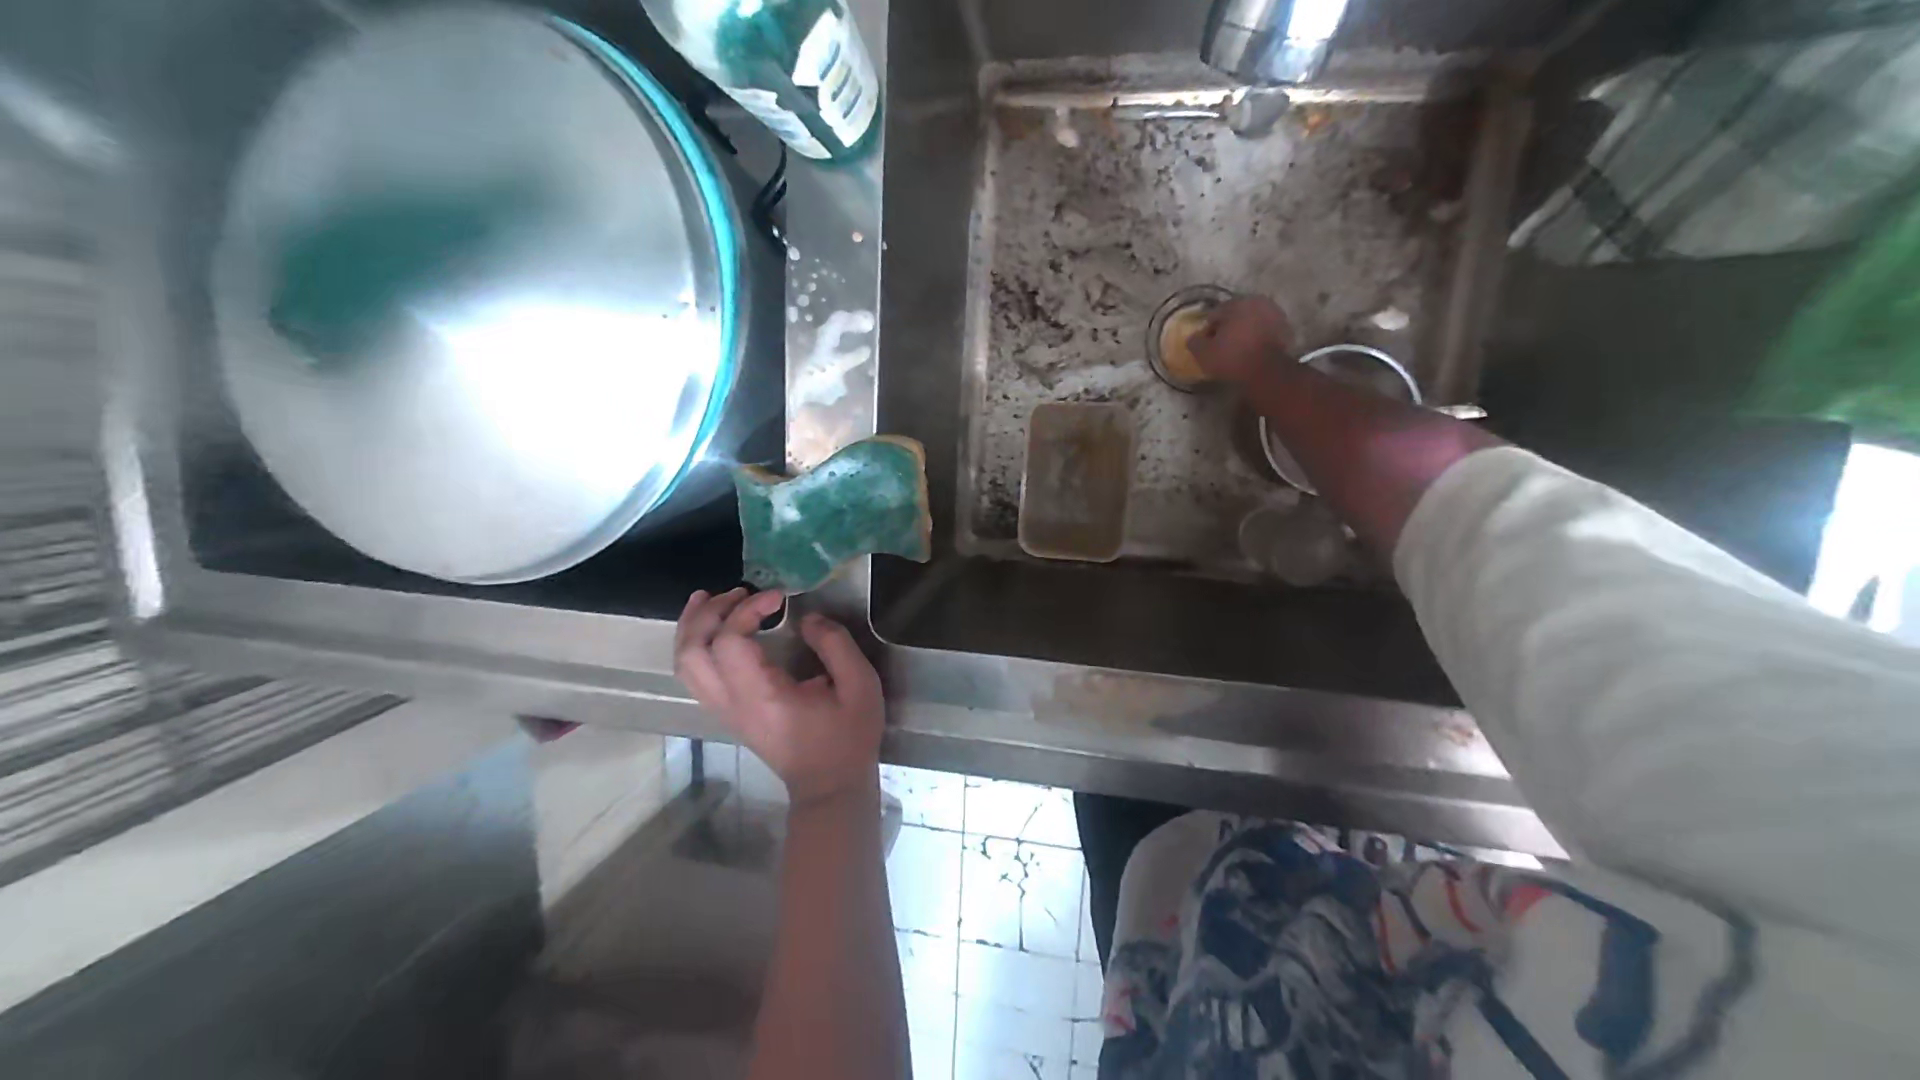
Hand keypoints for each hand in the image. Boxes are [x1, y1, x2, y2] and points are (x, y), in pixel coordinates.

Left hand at [675, 588, 885, 807]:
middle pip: (693, 650)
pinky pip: (694, 673)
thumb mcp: (860, 686)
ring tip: (713, 598)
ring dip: (694, 625)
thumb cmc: (847, 738)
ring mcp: (724, 710)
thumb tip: (807, 618)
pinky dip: (696, 643)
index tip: (780, 597)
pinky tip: (713, 626)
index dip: (747, 610)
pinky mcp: (727, 712)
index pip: (729, 641)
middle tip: (741, 591)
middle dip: (710, 612)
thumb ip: (835, 644)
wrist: (829, 785)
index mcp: (761, 697)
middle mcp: (731, 703)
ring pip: (685, 663)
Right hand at [1189, 295, 1295, 385]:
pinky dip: (1258, 338)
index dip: (1208, 331)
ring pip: (1252, 321)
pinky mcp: (1287, 328)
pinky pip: (1266, 331)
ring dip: (1245, 332)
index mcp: (1236, 303)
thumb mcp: (1204, 353)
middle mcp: (1258, 302)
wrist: (1268, 372)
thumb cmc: (1232, 358)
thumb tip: (1193, 338)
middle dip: (1228, 328)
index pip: (1215, 314)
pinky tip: (1252, 352)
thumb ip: (1195, 342)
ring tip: (1238, 350)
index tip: (1206, 345)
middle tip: (1222, 347)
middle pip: (1236, 315)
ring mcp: (1275, 314)